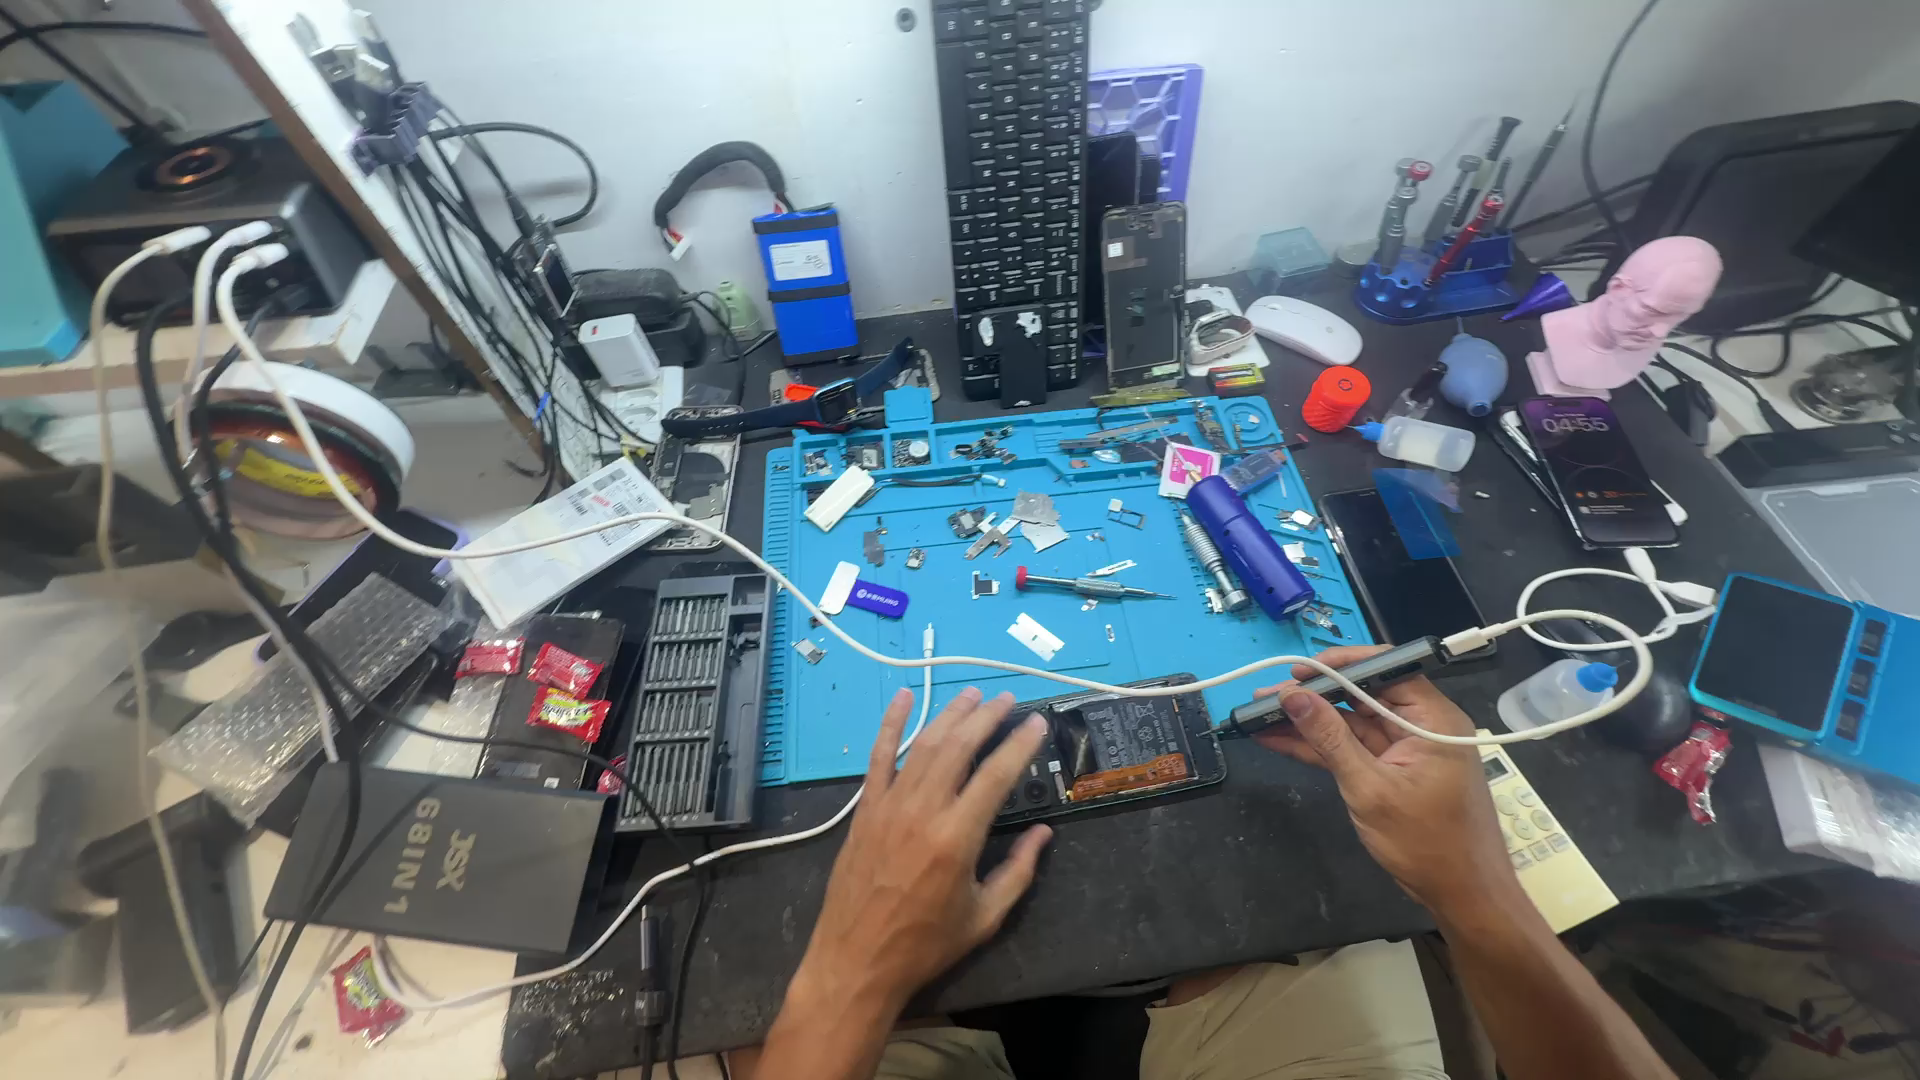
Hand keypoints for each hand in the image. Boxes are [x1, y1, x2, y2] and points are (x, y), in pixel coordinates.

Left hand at [792, 686, 1052, 1014]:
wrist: (856, 961)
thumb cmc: (925, 944)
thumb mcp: (984, 918)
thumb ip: (1019, 872)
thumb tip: (1043, 834)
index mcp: (957, 837)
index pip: (995, 775)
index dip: (1019, 744)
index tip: (1036, 723)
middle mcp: (924, 810)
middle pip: (959, 747)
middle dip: (986, 717)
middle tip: (1007, 699)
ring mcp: (890, 804)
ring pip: (925, 745)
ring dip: (951, 714)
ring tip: (973, 695)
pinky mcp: (866, 807)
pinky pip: (880, 756)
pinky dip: (892, 724)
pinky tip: (903, 697)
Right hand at [1253, 646, 1516, 912]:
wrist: (1462, 898)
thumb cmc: (1427, 842)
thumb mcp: (1370, 787)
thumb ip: (1329, 738)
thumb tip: (1292, 696)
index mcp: (1431, 719)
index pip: (1387, 669)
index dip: (1341, 663)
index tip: (1299, 670)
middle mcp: (1418, 725)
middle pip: (1359, 693)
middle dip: (1311, 694)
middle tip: (1267, 696)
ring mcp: (1400, 748)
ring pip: (1346, 720)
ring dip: (1304, 720)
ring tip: (1258, 715)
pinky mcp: (1386, 768)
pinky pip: (1345, 745)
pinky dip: (1313, 744)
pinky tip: (1274, 738)